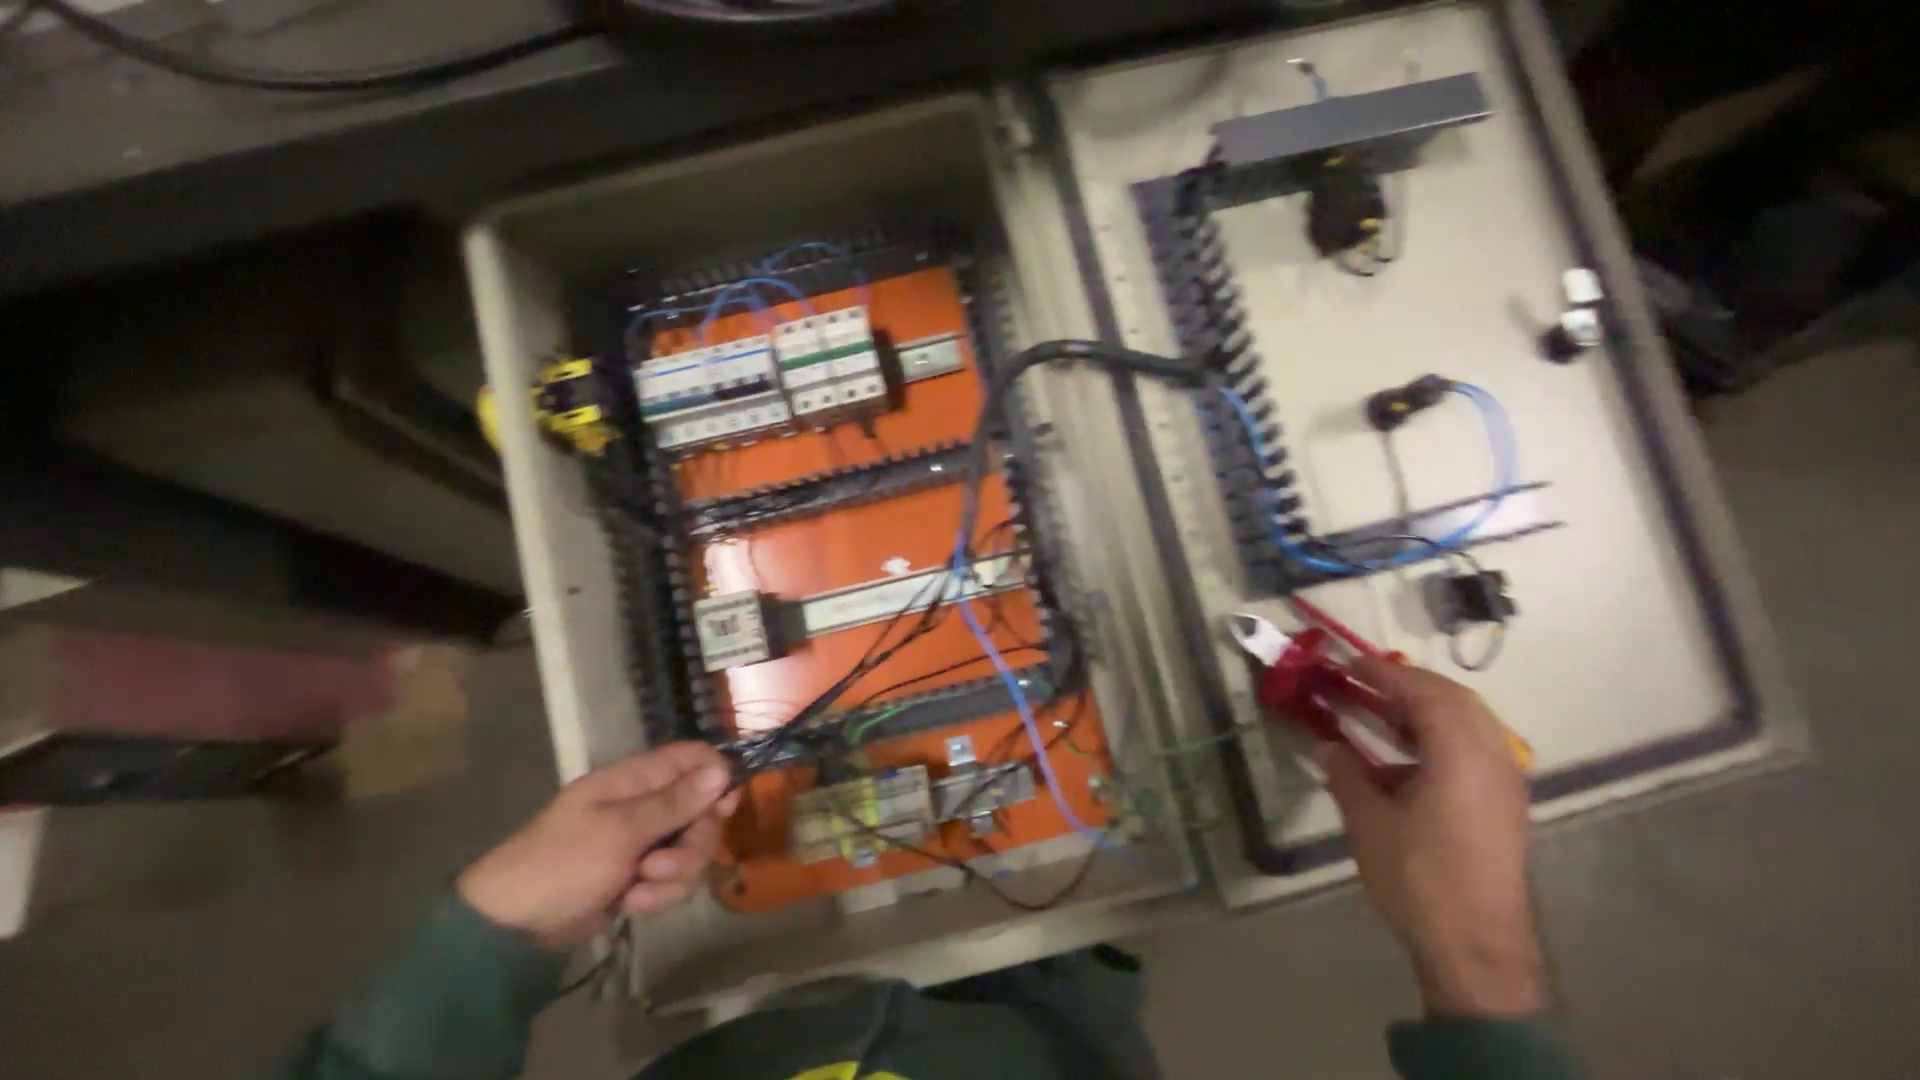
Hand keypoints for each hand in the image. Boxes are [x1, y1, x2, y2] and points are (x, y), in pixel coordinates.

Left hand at [457, 742, 741, 949]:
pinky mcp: (640, 873)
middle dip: (692, 844)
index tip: (722, 809)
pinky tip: (630, 905)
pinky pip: (673, 878)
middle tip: (661, 866)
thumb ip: (675, 802)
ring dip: (674, 875)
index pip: (695, 758)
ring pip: (691, 848)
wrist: (512, 925)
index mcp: (636, 779)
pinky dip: (658, 894)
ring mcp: (643, 840)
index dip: (716, 778)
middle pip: (702, 810)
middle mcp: (645, 803)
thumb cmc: (562, 864)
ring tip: (639, 891)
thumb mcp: (622, 831)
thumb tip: (721, 769)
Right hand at [1317, 658, 1545, 1017]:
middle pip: (1456, 699)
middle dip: (1410, 683)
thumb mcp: (1368, 822)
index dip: (1385, 673)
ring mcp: (1505, 783)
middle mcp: (1493, 758)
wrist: (1478, 946)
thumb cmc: (1419, 877)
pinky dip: (1442, 733)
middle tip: (1366, 681)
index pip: (1424, 693)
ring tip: (1383, 711)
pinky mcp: (1505, 805)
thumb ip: (1346, 774)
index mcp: (1461, 754)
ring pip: (1471, 722)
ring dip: (1428, 707)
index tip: (1349, 663)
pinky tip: (1409, 753)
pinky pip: (1476, 747)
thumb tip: (1328, 745)